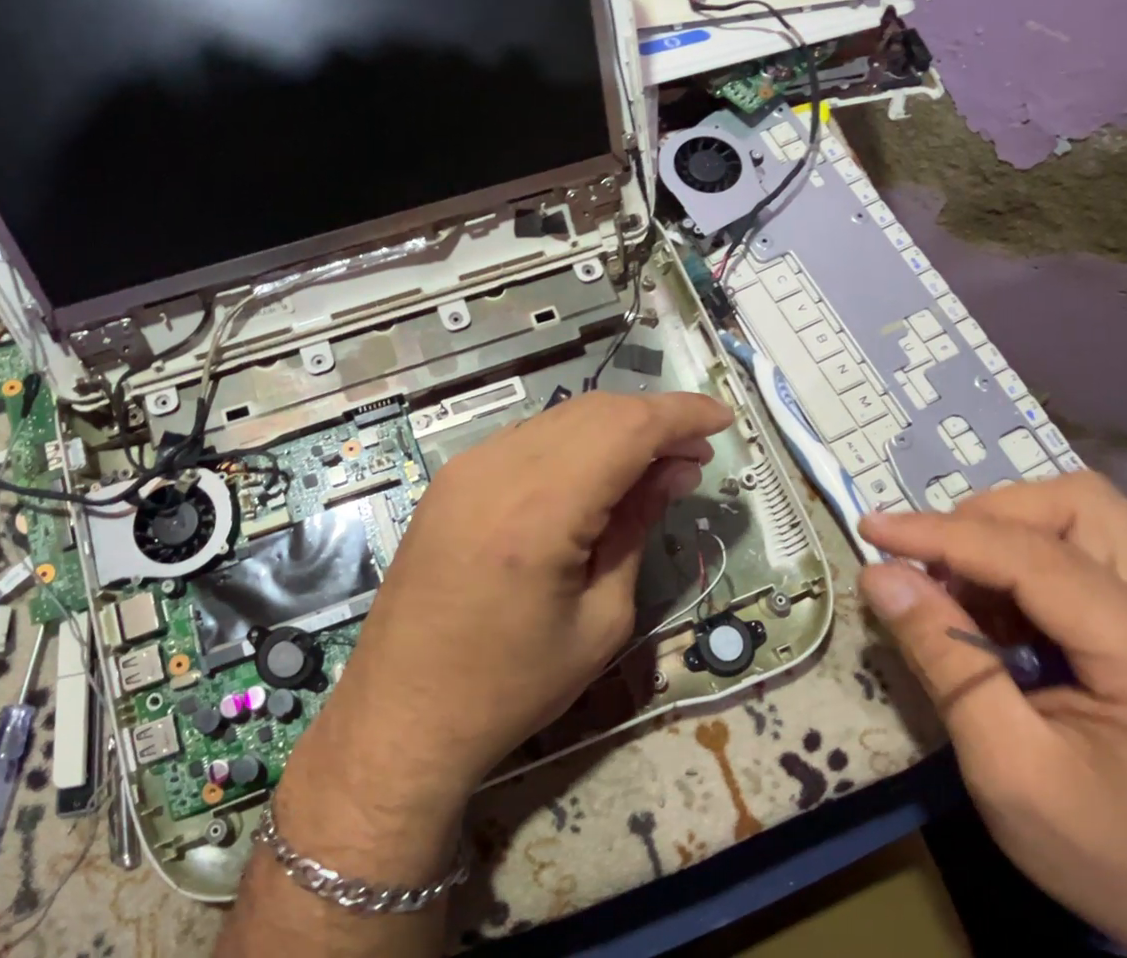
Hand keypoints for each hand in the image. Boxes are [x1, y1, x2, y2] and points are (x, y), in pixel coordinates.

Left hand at [261, 392, 731, 893]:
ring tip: (651, 471)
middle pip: (593, 413)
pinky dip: (570, 446)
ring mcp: (464, 470)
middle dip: (652, 423)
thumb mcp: (599, 621)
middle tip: (692, 460)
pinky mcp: (448, 482)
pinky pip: (524, 442)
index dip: (681, 415)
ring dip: (611, 432)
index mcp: (540, 508)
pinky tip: (593, 478)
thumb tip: (674, 472)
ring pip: (557, 421)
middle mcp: (496, 470)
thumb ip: (636, 530)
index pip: (626, 428)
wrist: (404, 712)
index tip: (722, 422)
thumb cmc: (511, 686)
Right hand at [856, 474, 1126, 957]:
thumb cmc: (1115, 863)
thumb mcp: (1009, 773)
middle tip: (931, 568)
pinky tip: (1011, 623)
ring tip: (964, 598)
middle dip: (989, 518)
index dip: (943, 533)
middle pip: (1084, 505)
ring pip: (1097, 520)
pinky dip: (1041, 565)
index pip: (1039, 556)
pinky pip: (1109, 557)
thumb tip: (881, 577)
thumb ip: (946, 663)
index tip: (871, 528)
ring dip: (1014, 537)